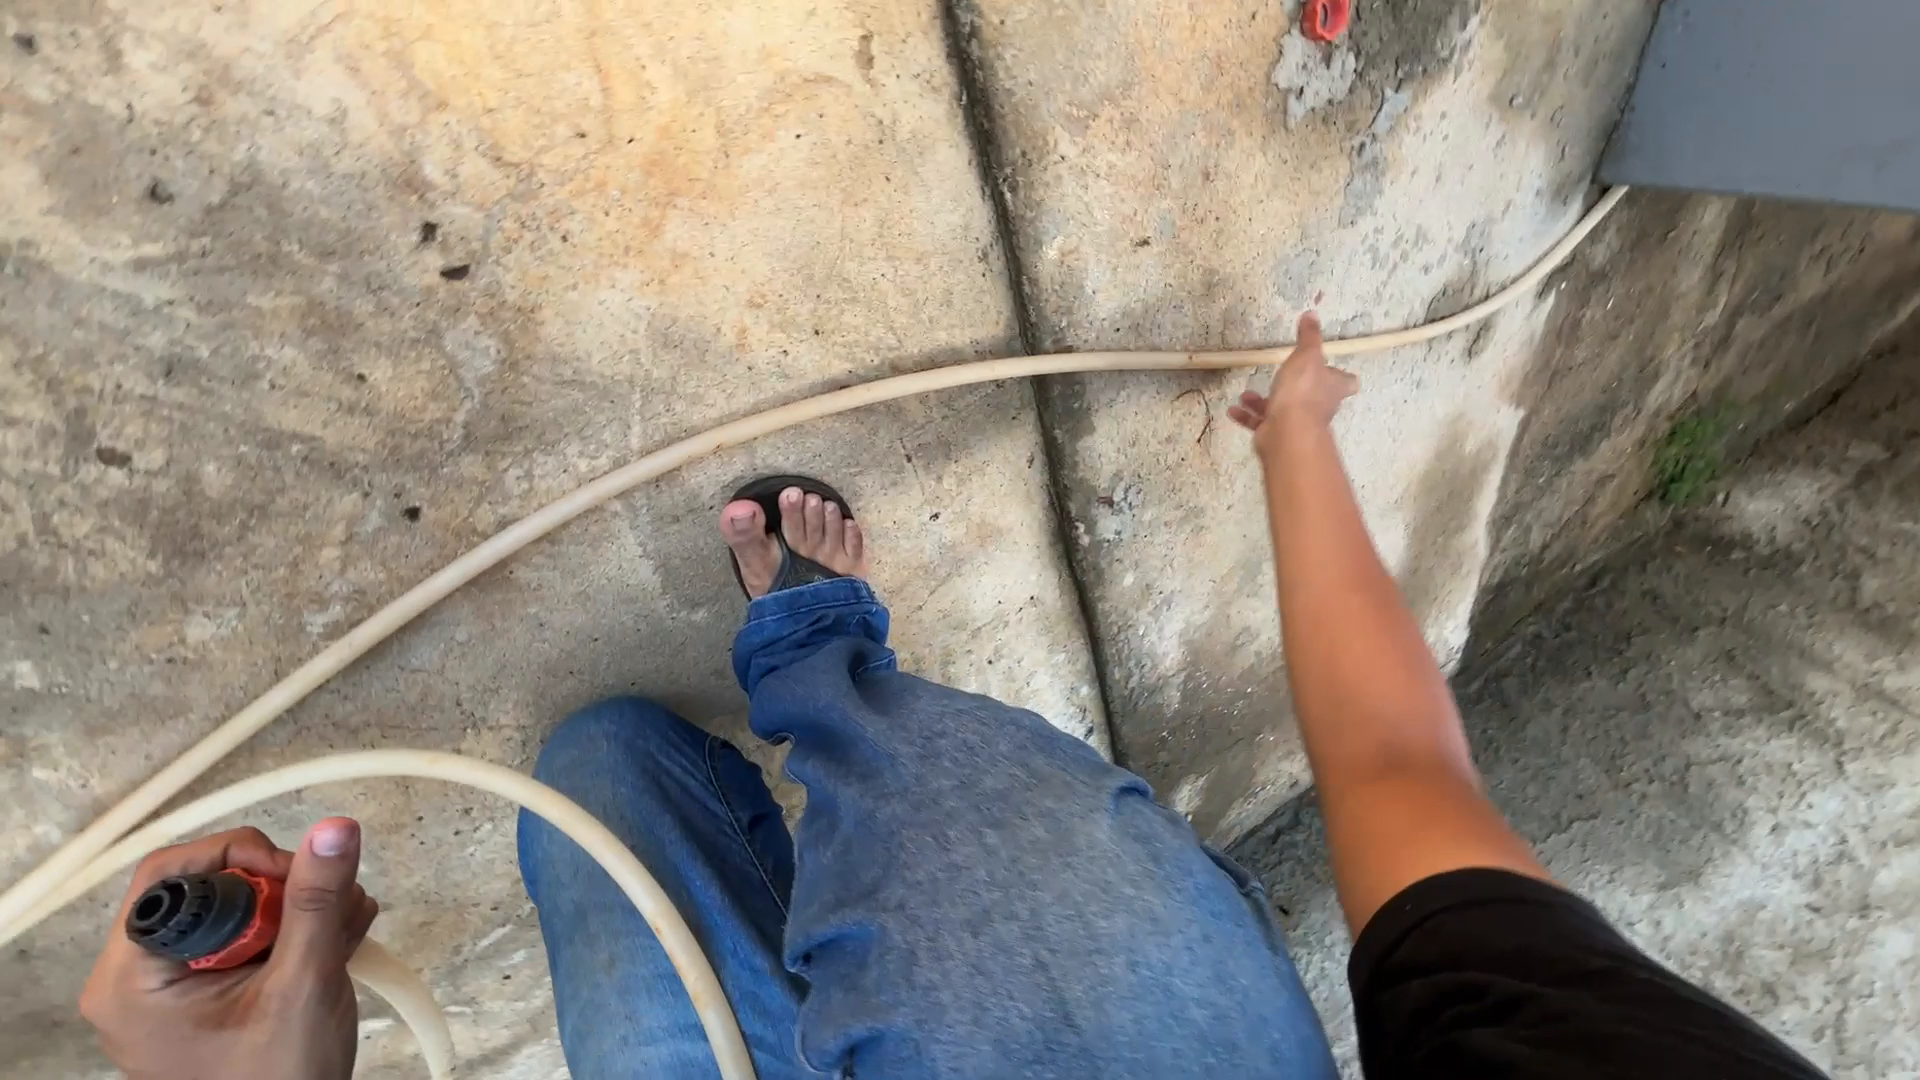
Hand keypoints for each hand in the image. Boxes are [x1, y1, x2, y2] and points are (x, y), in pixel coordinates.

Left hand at [80, 819, 376, 1079]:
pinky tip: (339, 947)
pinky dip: (316, 921)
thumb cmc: (278, 1074)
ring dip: (316, 904)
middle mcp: (152, 968)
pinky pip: (271, 921)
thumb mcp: (302, 983)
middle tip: (333, 914)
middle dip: (294, 886)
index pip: (175, 872)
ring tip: (343, 939)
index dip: (244, 858)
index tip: (304, 877)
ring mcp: (192, 974)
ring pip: (257, 897)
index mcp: (136, 976)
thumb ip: (316, 903)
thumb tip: (334, 826)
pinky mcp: (228, 977)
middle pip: (223, 880)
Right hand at [1228, 311, 1358, 448]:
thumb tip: (1312, 313)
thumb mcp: (1307, 355)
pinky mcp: (1277, 434)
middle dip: (1295, 387)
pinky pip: (1261, 422)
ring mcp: (1298, 422)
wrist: (1287, 431)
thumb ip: (1309, 336)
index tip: (1331, 369)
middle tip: (1282, 377)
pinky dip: (1247, 416)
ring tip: (1247, 393)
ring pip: (1282, 408)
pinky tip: (1235, 409)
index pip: (1345, 382)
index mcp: (1332, 387)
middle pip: (1312, 396)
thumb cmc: (1302, 391)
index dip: (1340, 376)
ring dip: (1263, 401)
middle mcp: (1319, 406)